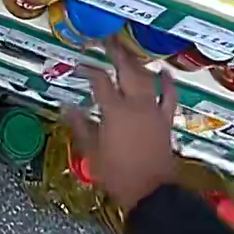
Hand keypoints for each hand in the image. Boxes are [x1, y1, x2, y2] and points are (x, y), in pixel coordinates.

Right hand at [64, 38, 178, 210]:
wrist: (151, 193)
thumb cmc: (118, 174)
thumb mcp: (92, 152)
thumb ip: (80, 126)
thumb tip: (65, 106)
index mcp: (114, 110)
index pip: (99, 81)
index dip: (88, 70)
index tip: (79, 66)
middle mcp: (135, 104)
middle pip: (126, 69)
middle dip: (115, 52)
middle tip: (107, 40)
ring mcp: (153, 110)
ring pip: (146, 78)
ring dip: (136, 63)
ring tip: (127, 53)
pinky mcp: (166, 119)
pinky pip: (169, 95)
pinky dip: (167, 82)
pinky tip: (163, 71)